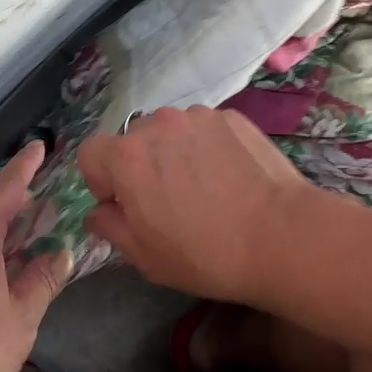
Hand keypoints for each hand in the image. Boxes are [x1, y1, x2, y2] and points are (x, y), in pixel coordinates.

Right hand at [78, 105, 314, 304]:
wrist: (280, 235)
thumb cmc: (204, 253)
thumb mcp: (145, 256)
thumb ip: (111, 227)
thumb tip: (101, 211)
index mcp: (126, 157)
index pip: (91, 152)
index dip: (101, 180)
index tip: (124, 205)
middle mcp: (157, 124)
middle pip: (133, 140)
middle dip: (140, 165)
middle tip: (168, 200)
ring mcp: (197, 115)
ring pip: (171, 131)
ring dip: (175, 152)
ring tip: (205, 188)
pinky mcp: (231, 116)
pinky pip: (205, 129)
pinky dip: (208, 147)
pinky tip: (230, 178)